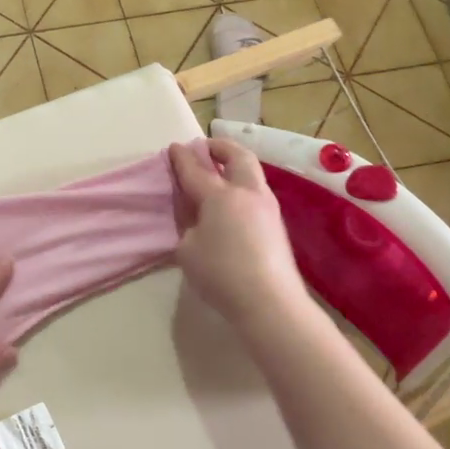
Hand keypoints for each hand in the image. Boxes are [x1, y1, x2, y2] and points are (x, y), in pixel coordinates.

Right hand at [167, 139, 307, 322]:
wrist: (270, 301)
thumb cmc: (221, 273)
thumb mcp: (187, 249)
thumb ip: (187, 224)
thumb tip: (195, 215)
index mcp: (220, 196)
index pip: (195, 170)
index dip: (181, 157)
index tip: (173, 148)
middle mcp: (247, 193)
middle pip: (238, 156)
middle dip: (220, 147)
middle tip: (204, 148)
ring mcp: (267, 207)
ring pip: (252, 173)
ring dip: (234, 166)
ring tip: (218, 173)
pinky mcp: (276, 224)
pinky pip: (256, 192)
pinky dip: (241, 185)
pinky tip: (231, 201)